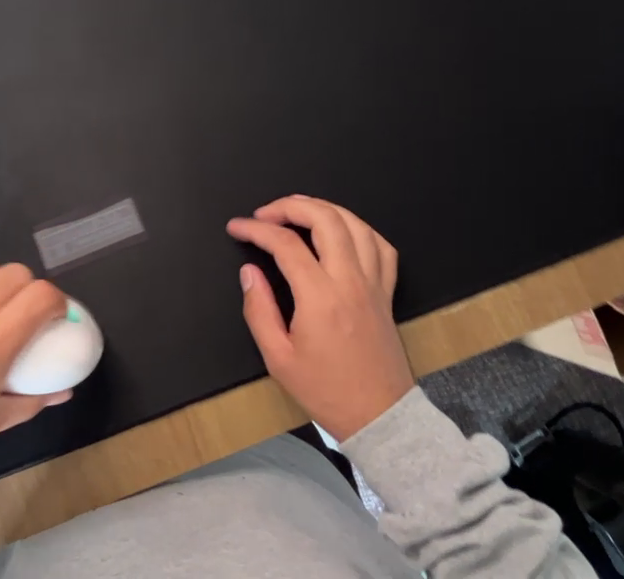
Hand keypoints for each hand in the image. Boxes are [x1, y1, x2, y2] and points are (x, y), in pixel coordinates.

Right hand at [227, 195, 415, 441]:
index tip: (237, 228)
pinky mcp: (387, 292)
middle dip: (290, 206)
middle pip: (324, 219)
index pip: (284, 243)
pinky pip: (381, 246)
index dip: (255, 229)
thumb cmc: (325, 391)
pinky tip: (341, 231)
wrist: (379, 417)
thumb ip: (259, 310)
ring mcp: (374, 283)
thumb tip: (249, 272)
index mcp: (320, 297)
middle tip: (266, 213)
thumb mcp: (278, 358)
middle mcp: (350, 281)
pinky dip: (359, 228)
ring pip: (354, 224)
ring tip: (298, 211)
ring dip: (323, 208)